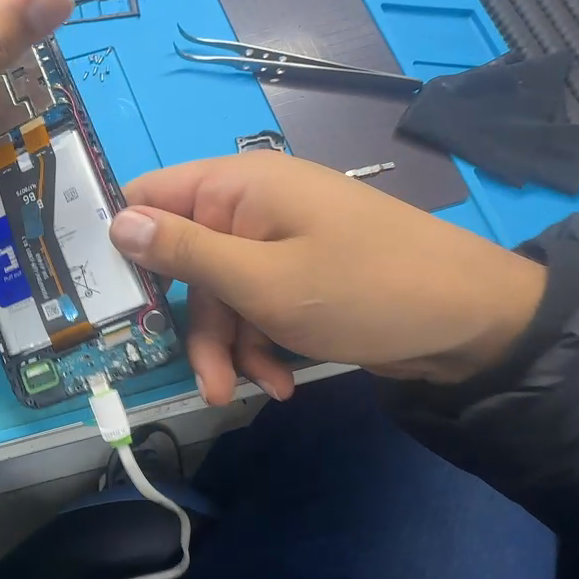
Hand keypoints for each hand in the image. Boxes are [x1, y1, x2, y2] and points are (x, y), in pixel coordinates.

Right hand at [107, 152, 547, 401]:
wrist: (477, 326)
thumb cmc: (364, 290)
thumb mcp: (261, 280)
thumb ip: (183, 253)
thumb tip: (115, 222)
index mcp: (237, 187)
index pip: (149, 195)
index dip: (120, 238)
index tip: (100, 293)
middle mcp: (249, 208)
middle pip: (183, 262)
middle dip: (192, 324)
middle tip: (200, 376)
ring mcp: (275, 243)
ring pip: (217, 295)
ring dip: (228, 346)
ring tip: (252, 391)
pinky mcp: (296, 276)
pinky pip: (252, 307)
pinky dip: (259, 346)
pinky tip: (280, 382)